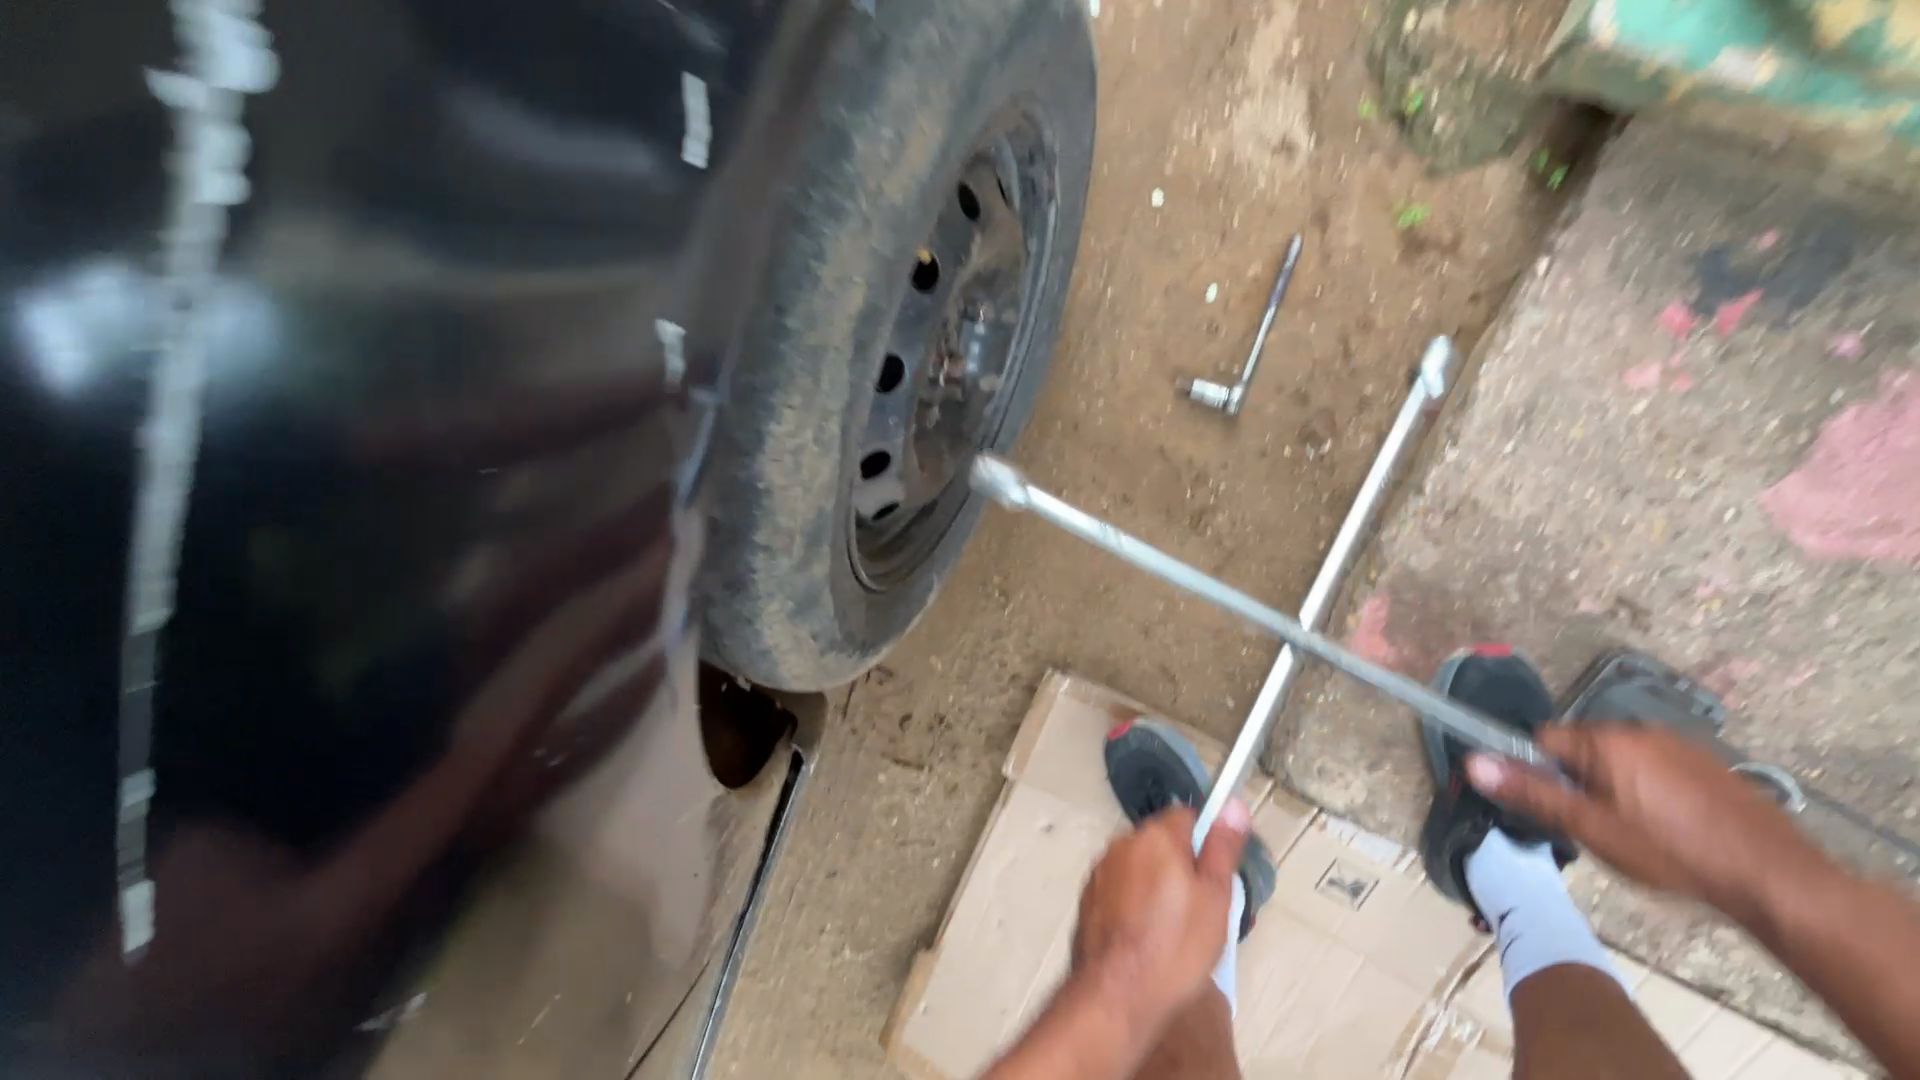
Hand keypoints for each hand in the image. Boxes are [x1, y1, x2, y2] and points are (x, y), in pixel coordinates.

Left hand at [1070, 802, 1249, 1031]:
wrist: (1118, 993)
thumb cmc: (1176, 946)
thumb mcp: (1215, 897)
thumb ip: (1223, 846)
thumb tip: (1233, 804)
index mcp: (1155, 835)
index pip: (1187, 816)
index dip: (1208, 840)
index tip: (1219, 873)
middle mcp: (1121, 843)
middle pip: (1161, 841)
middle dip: (1181, 864)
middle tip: (1202, 906)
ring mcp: (1100, 870)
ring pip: (1139, 865)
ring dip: (1156, 882)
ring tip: (1174, 927)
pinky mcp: (1088, 897)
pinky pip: (1120, 887)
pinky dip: (1134, 901)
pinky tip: (1146, 935)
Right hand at [1466, 726, 1822, 916]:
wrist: (1778, 881)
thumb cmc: (1672, 853)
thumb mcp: (1591, 828)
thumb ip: (1531, 792)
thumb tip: (1472, 762)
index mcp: (1605, 740)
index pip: (1542, 740)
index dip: (1536, 773)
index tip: (1551, 807)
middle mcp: (1640, 730)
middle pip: (1581, 749)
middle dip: (1577, 781)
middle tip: (1592, 827)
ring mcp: (1681, 746)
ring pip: (1620, 760)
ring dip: (1613, 786)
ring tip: (1632, 832)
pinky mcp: (1711, 766)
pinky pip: (1657, 769)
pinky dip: (1649, 791)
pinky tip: (1669, 829)